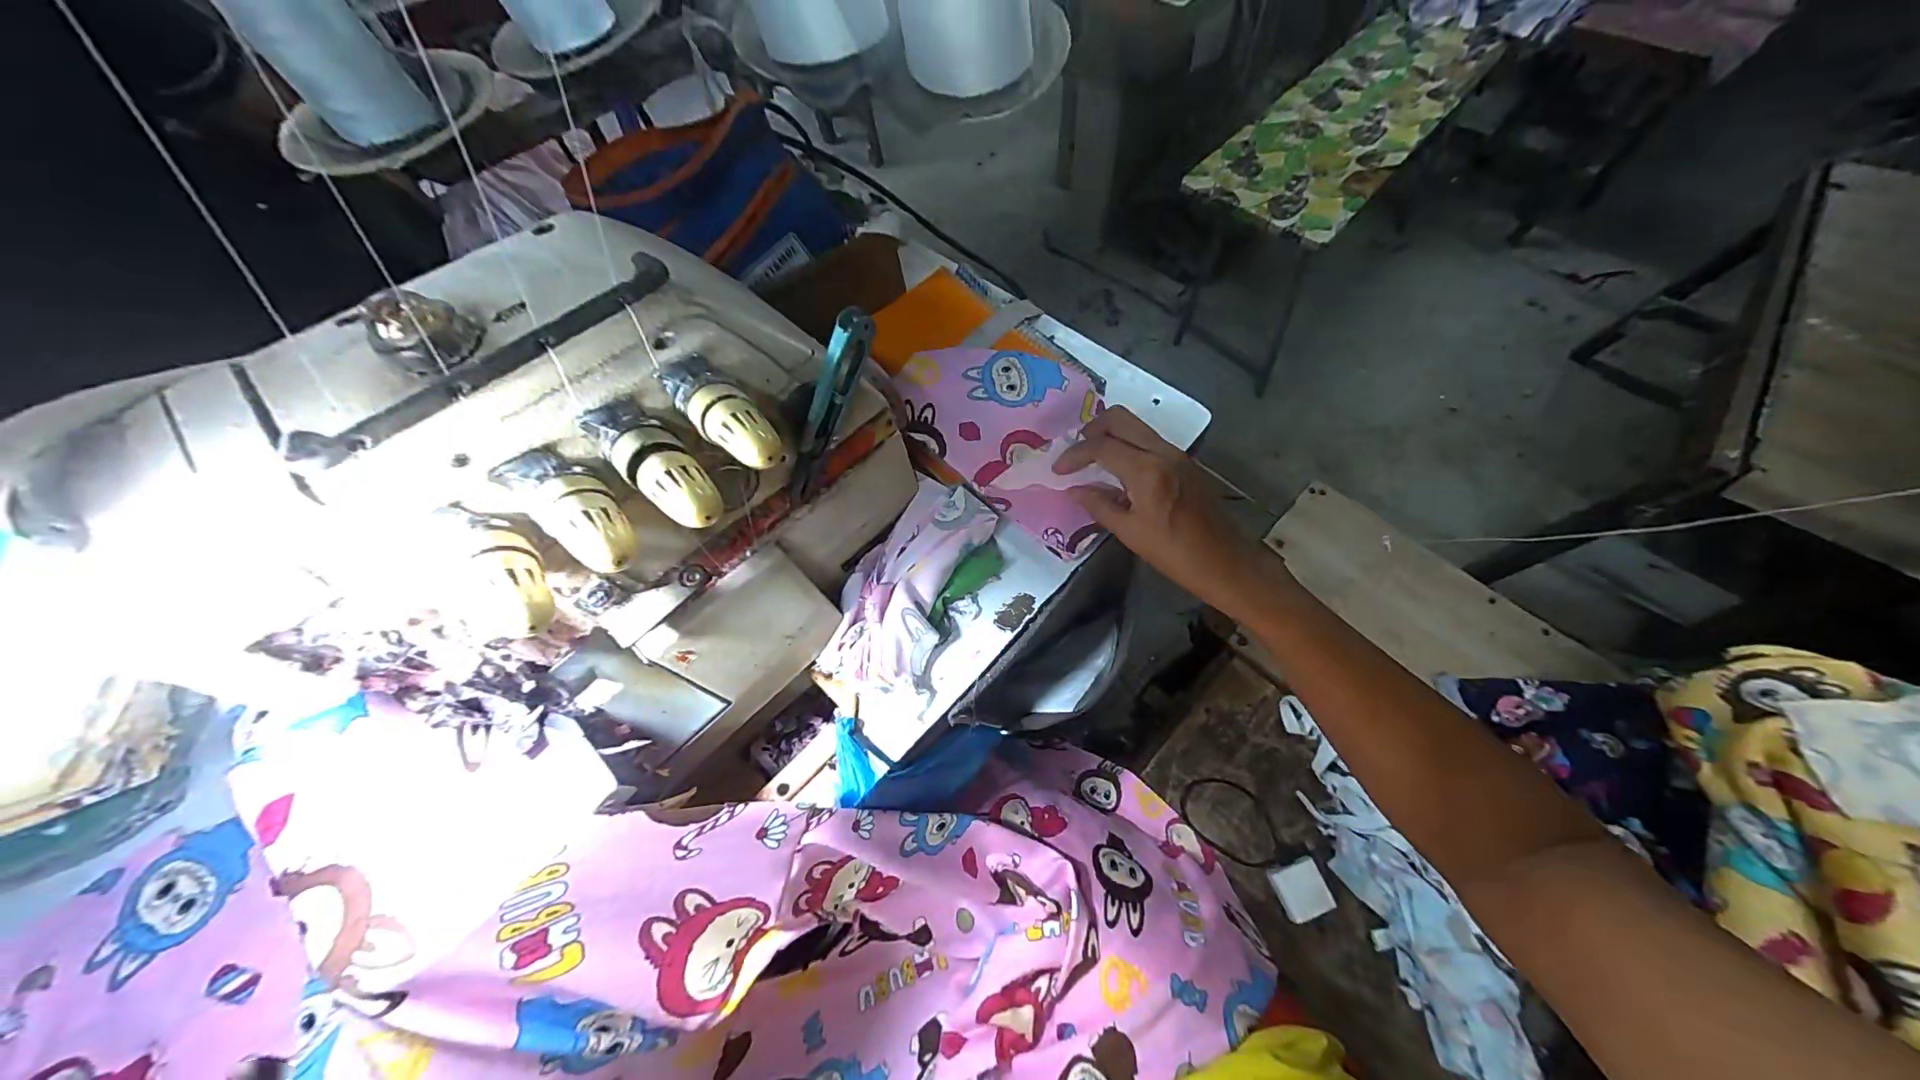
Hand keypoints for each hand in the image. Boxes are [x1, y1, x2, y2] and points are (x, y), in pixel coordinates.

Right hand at [1053, 408, 1286, 615]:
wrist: (1227, 562)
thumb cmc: (1175, 554)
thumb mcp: (1130, 533)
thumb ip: (1099, 505)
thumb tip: (1075, 490)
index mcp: (1147, 471)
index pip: (1101, 447)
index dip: (1074, 455)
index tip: (1058, 470)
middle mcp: (1163, 452)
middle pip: (1120, 419)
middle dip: (1091, 430)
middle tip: (1075, 453)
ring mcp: (1177, 454)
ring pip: (1136, 426)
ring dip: (1110, 435)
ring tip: (1091, 459)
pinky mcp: (1185, 463)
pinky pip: (1149, 440)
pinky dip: (1127, 445)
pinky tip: (1117, 469)